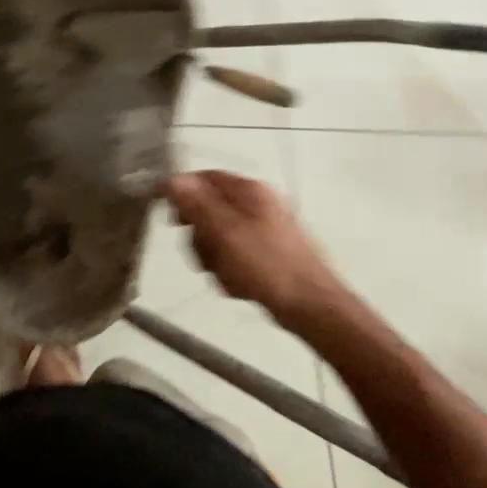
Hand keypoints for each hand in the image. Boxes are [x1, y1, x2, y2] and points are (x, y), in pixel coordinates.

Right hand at [163, 171, 346, 327]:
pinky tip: (239, 285)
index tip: (174, 222)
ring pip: (219, 235)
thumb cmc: (268, 266)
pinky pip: (235, 254)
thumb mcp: (225, 232)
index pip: (203, 178)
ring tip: (226, 277)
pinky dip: (230, 269)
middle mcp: (257, 203)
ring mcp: (265, 228)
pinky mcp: (268, 252)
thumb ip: (196, 204)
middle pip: (208, 209)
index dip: (183, 196)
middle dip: (201, 237)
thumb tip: (172, 179)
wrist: (314, 308)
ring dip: (214, 258)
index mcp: (250, 190)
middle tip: (204, 259)